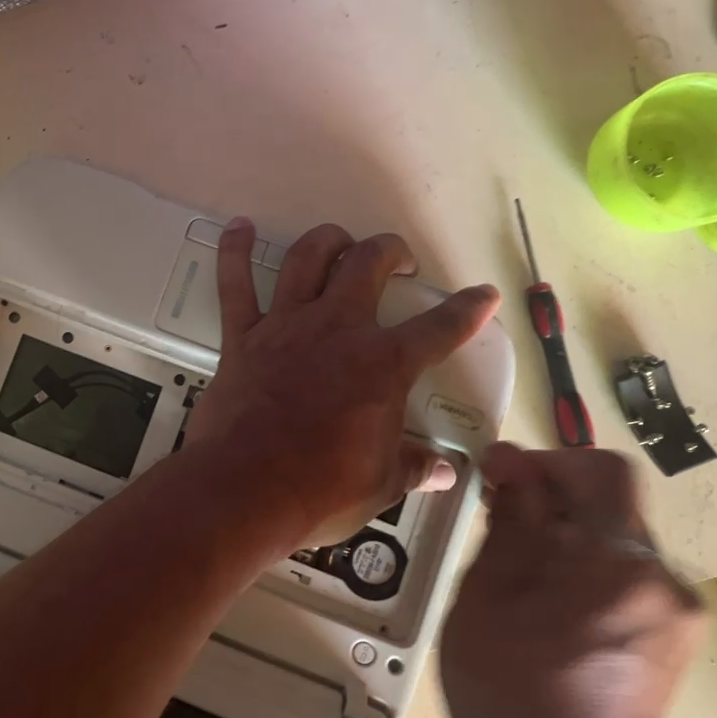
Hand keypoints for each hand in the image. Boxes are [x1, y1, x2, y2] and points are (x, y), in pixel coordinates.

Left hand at [185, 218, 500, 551]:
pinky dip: (233, 252)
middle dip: (389, 252)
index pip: (440, 327)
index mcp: (384, 365)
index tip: (482, 295)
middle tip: (397, 261)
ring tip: (338, 241)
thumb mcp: (380, 485)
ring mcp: (285, 327)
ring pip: (306, 259)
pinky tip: (238, 227)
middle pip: (368, 265)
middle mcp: (337, 330)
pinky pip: (234, 286)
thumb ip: (414, 468)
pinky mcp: (241, 338)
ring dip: (326, 242)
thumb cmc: (320, 490)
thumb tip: (446, 472)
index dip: (468, 309)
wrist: (245, 490)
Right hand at [441, 443, 705, 717]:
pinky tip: (544, 603)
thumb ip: (512, 523)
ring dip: (568, 540)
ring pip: (618, 548)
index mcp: (622, 564)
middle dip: (553, 504)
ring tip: (516, 568)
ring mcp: (677, 620)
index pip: (603, 471)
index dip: (548, 461)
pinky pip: (629, 584)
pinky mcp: (673, 647)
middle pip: (612, 511)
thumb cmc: (506, 686)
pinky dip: (587, 575)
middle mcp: (667, 584)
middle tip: (499, 519)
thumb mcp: (489, 593)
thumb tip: (516, 469)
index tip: (502, 475)